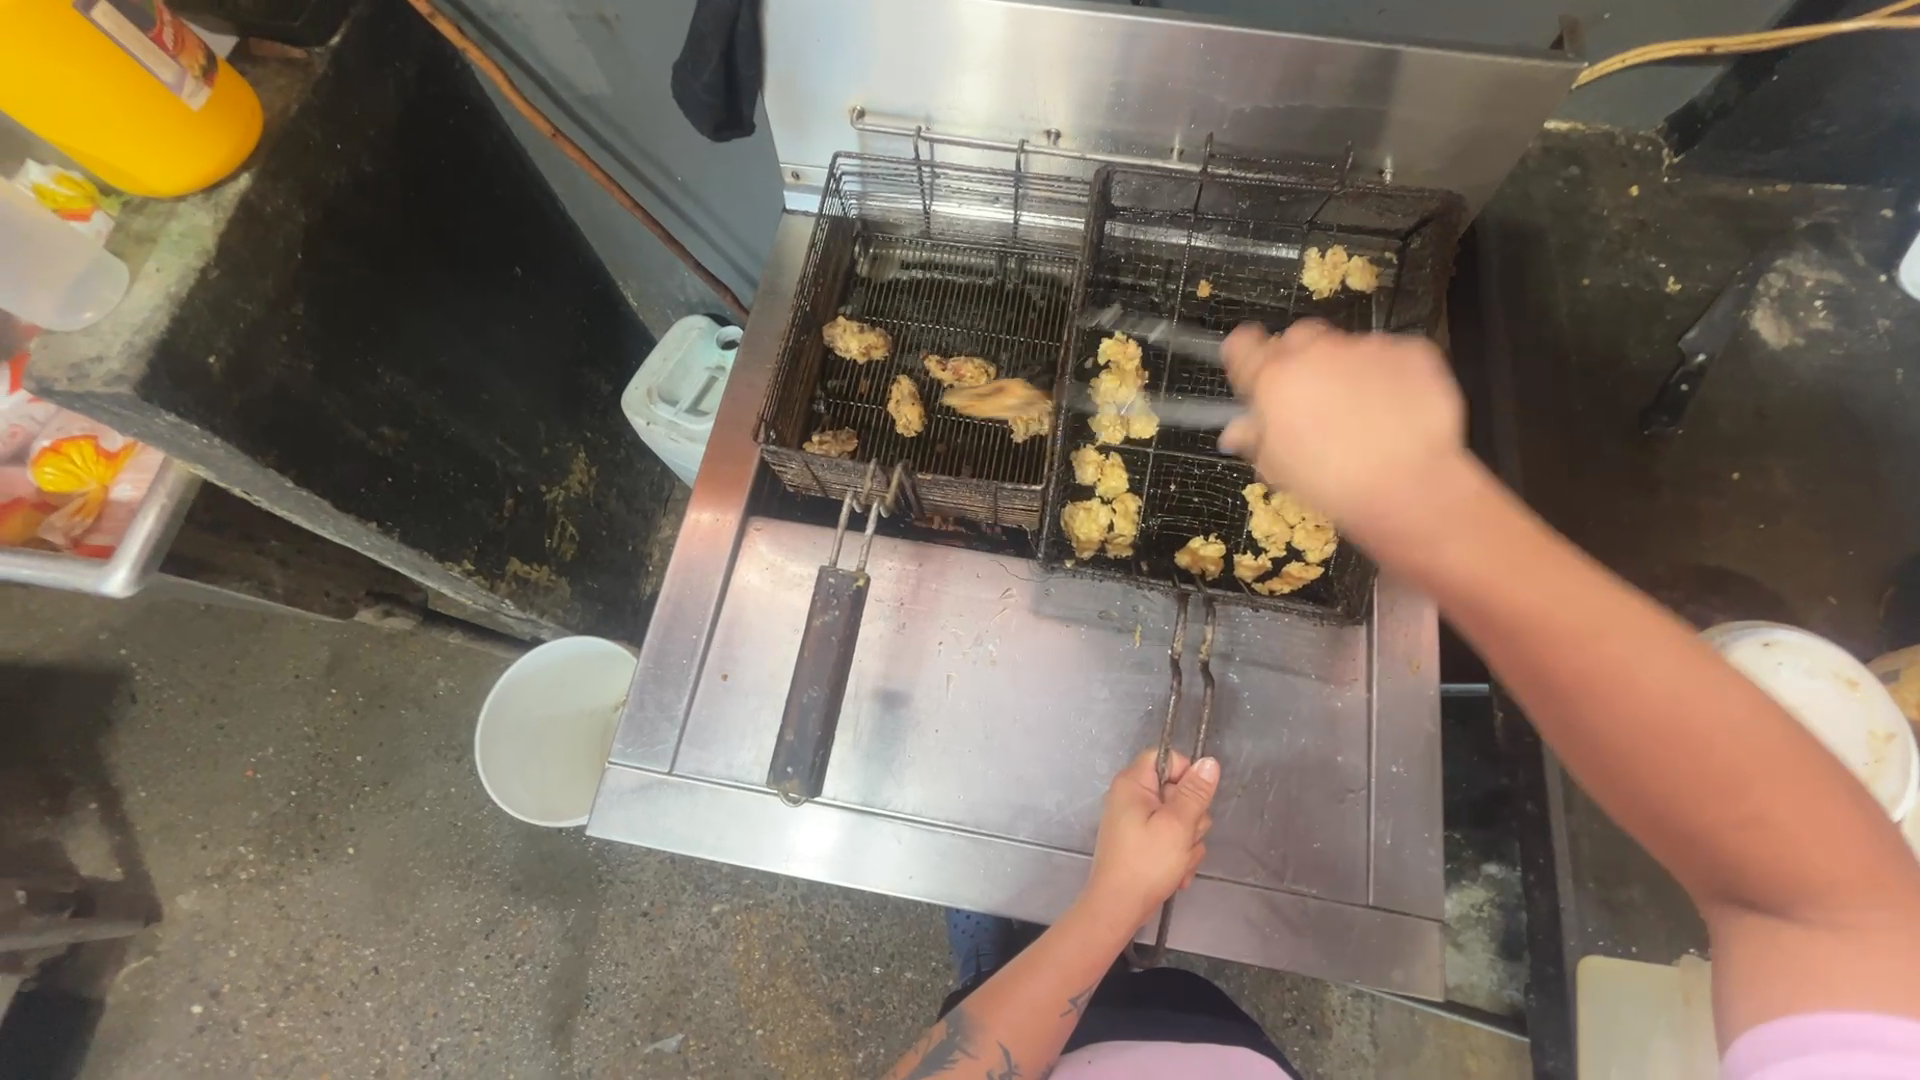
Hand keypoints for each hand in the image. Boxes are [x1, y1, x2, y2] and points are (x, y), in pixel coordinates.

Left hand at [1084, 750, 1219, 926]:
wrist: (1119, 907)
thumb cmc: (1145, 863)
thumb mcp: (1177, 825)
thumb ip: (1195, 793)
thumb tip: (1209, 762)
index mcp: (1133, 783)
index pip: (1167, 758)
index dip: (1186, 774)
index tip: (1195, 799)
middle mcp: (1132, 796)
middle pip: (1178, 791)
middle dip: (1190, 818)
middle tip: (1182, 837)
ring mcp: (1137, 820)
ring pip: (1180, 819)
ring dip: (1187, 842)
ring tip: (1177, 860)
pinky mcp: (1143, 841)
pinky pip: (1172, 838)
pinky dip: (1178, 855)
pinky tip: (1175, 873)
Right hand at [1218, 319, 1467, 535]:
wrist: (1405, 484)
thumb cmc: (1329, 483)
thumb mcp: (1279, 467)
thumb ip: (1255, 438)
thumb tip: (1237, 430)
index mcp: (1274, 379)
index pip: (1243, 346)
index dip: (1245, 356)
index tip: (1252, 369)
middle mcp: (1315, 353)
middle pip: (1297, 339)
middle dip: (1297, 360)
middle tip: (1307, 395)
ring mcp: (1365, 347)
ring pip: (1345, 347)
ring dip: (1343, 369)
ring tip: (1358, 409)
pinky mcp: (1410, 350)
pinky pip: (1388, 355)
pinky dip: (1384, 374)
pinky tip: (1389, 407)